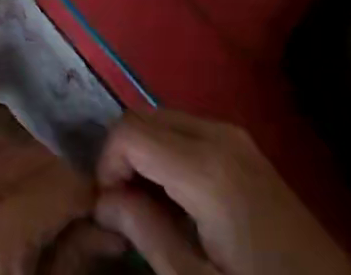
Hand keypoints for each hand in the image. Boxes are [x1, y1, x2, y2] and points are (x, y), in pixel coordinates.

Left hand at [0, 134, 101, 274]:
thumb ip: (75, 258)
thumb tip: (111, 224)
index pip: (63, 182)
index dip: (92, 194)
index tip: (110, 212)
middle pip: (34, 159)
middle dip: (66, 180)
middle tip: (87, 209)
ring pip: (2, 148)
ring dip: (33, 166)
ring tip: (53, 198)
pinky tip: (13, 177)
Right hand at [95, 110, 350, 274]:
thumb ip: (146, 233)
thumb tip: (104, 201)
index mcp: (204, 167)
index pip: (128, 131)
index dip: (105, 165)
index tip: (108, 209)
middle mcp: (218, 134)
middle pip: (144, 118)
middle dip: (122, 156)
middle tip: (123, 209)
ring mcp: (236, 137)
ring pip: (164, 121)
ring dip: (144, 154)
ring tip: (147, 207)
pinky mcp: (246, 148)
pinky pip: (188, 131)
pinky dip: (167, 153)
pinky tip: (177, 199)